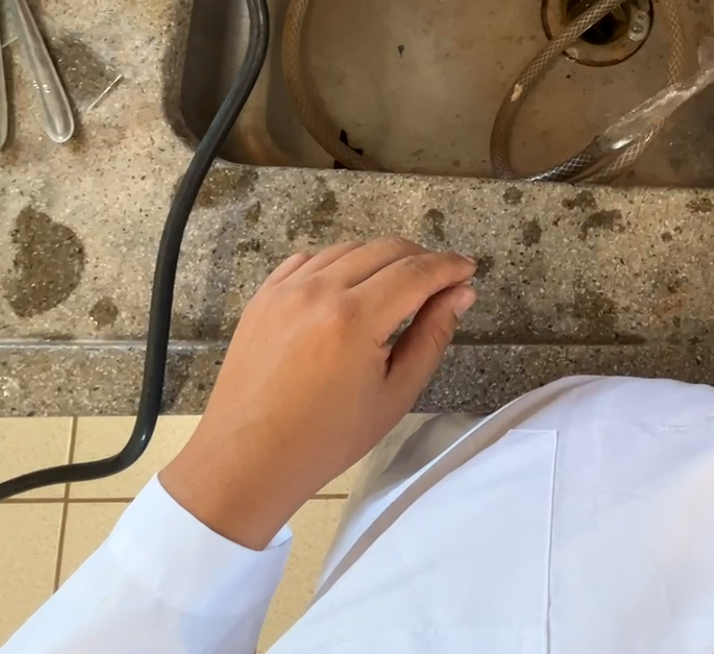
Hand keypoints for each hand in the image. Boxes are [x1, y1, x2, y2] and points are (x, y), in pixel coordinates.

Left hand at [159, 238, 475, 548]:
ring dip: (383, 260)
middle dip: (423, 258)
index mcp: (355, 318)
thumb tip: (462, 293)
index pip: (417, 272)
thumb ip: (433, 336)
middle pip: (387, 249)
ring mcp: (286, 289)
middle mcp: (320, 290)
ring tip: (398, 287)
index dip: (450, 265)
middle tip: (441, 282)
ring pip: (351, 249)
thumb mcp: (395, 394)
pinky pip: (311, 260)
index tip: (470, 270)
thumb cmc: (328, 438)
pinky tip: (349, 289)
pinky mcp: (263, 296)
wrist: (244, 465)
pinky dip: (340, 264)